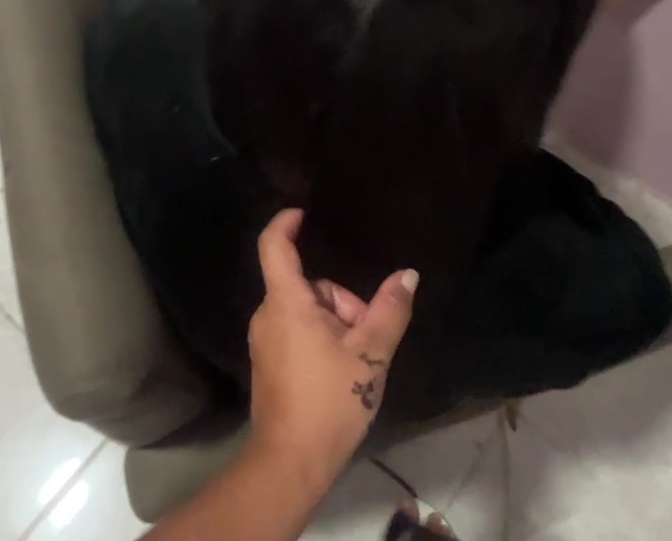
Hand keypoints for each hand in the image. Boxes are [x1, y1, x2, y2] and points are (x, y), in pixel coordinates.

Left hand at [246, 209, 419, 487]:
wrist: (291, 460)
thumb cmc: (330, 400)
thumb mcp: (370, 354)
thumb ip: (389, 310)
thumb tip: (407, 274)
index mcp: (286, 302)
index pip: (274, 246)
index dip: (285, 223)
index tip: (302, 212)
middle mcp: (267, 314)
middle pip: (306, 285)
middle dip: (341, 301)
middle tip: (365, 336)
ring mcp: (264, 340)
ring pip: (304, 311)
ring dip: (334, 323)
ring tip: (357, 362)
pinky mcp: (267, 362)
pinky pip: (295, 332)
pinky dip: (319, 339)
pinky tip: (340, 373)